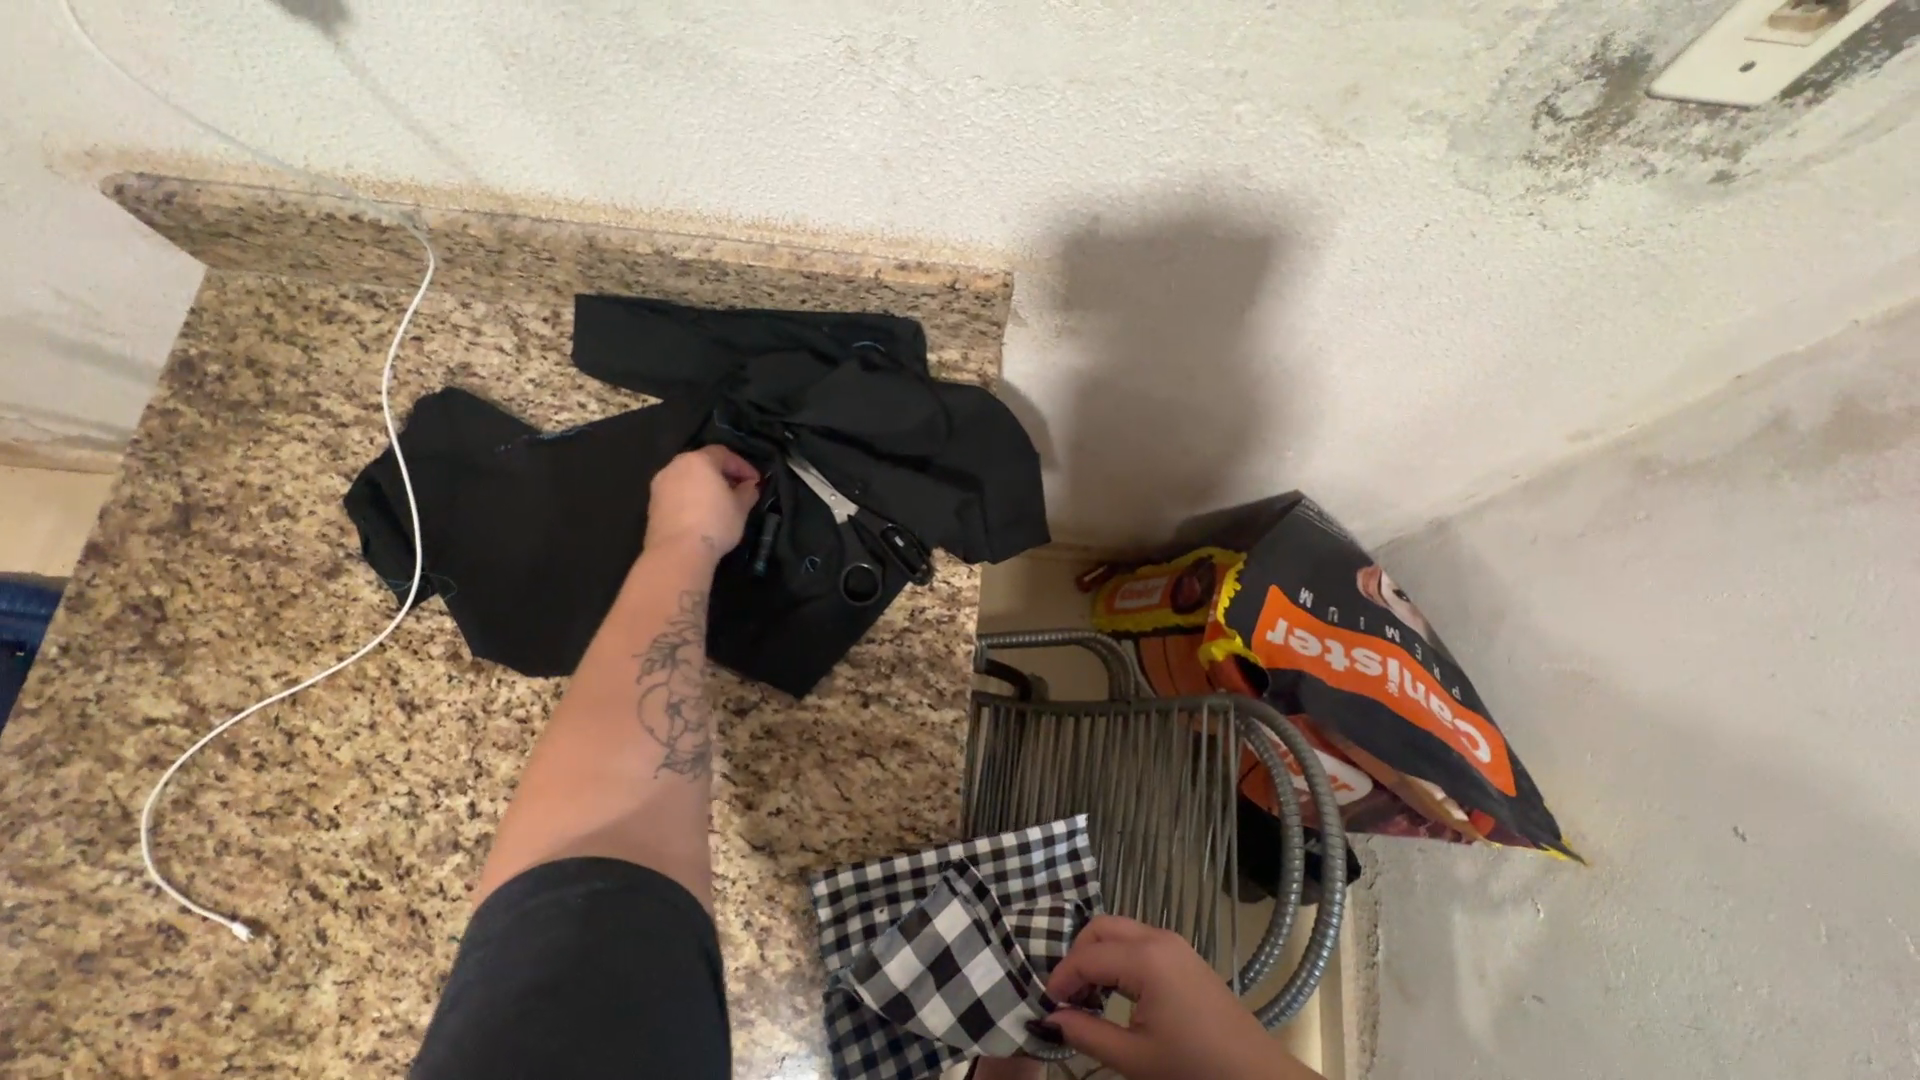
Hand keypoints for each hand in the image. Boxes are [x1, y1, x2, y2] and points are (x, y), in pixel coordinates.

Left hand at [644, 446, 761, 561]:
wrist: (677, 552)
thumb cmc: (715, 523)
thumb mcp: (740, 508)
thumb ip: (747, 492)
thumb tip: (749, 486)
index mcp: (698, 460)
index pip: (724, 454)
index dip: (742, 466)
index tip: (755, 481)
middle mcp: (675, 466)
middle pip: (702, 463)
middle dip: (722, 474)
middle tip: (737, 490)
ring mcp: (660, 485)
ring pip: (687, 478)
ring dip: (704, 486)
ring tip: (719, 503)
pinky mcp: (652, 504)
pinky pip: (676, 494)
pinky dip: (690, 498)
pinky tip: (701, 514)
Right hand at [1042, 916, 1321, 1079]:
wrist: (1257, 1077)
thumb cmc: (1194, 1067)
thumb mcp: (1135, 1058)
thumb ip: (1086, 1034)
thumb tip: (1048, 1020)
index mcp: (1145, 958)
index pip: (1087, 956)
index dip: (1061, 978)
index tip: (1045, 1004)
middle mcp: (1158, 937)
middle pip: (1101, 928)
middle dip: (1077, 955)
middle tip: (1066, 996)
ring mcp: (1174, 943)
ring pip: (1119, 931)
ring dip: (1097, 954)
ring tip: (1087, 997)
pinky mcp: (1184, 955)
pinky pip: (1138, 941)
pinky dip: (1118, 957)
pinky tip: (1114, 993)